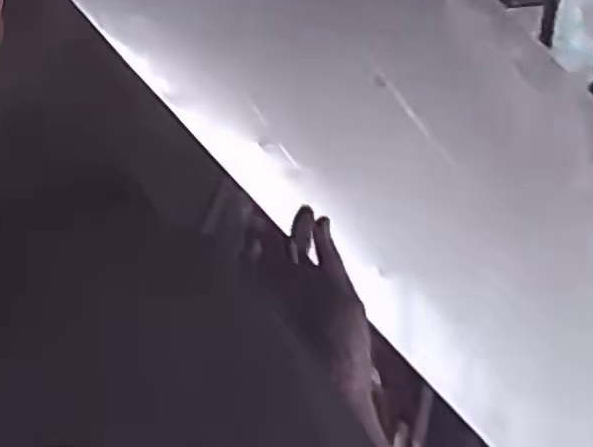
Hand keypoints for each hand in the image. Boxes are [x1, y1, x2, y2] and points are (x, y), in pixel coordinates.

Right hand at [256, 206, 382, 441]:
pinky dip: (245, 258)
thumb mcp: (347, 295)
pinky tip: (247, 245)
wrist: (328, 382)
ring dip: (258, 240)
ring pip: (262, 259)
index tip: (305, 210)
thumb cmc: (347, 347)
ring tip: (254, 221)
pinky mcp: (260, 303)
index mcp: (322, 285)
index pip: (308, 248)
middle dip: (274, 229)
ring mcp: (276, 296)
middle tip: (268, 209)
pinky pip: (248, 274)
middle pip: (282, 250)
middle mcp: (297, 289)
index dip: (305, 227)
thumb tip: (322, 224)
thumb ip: (331, 258)